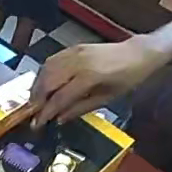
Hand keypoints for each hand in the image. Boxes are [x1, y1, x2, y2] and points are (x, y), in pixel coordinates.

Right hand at [29, 39, 171, 126]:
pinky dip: (43, 74)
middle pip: (48, 82)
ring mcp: (74, 52)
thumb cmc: (127, 79)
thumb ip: (80, 108)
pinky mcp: (73, 48)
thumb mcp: (106, 99)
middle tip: (32, 115)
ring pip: (46, 70)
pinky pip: (51, 61)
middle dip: (37, 100)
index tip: (37, 124)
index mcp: (89, 77)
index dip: (46, 112)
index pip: (60, 97)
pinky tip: (43, 85)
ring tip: (35, 102)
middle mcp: (78, 62)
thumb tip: (58, 119)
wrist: (139, 53)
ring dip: (37, 87)